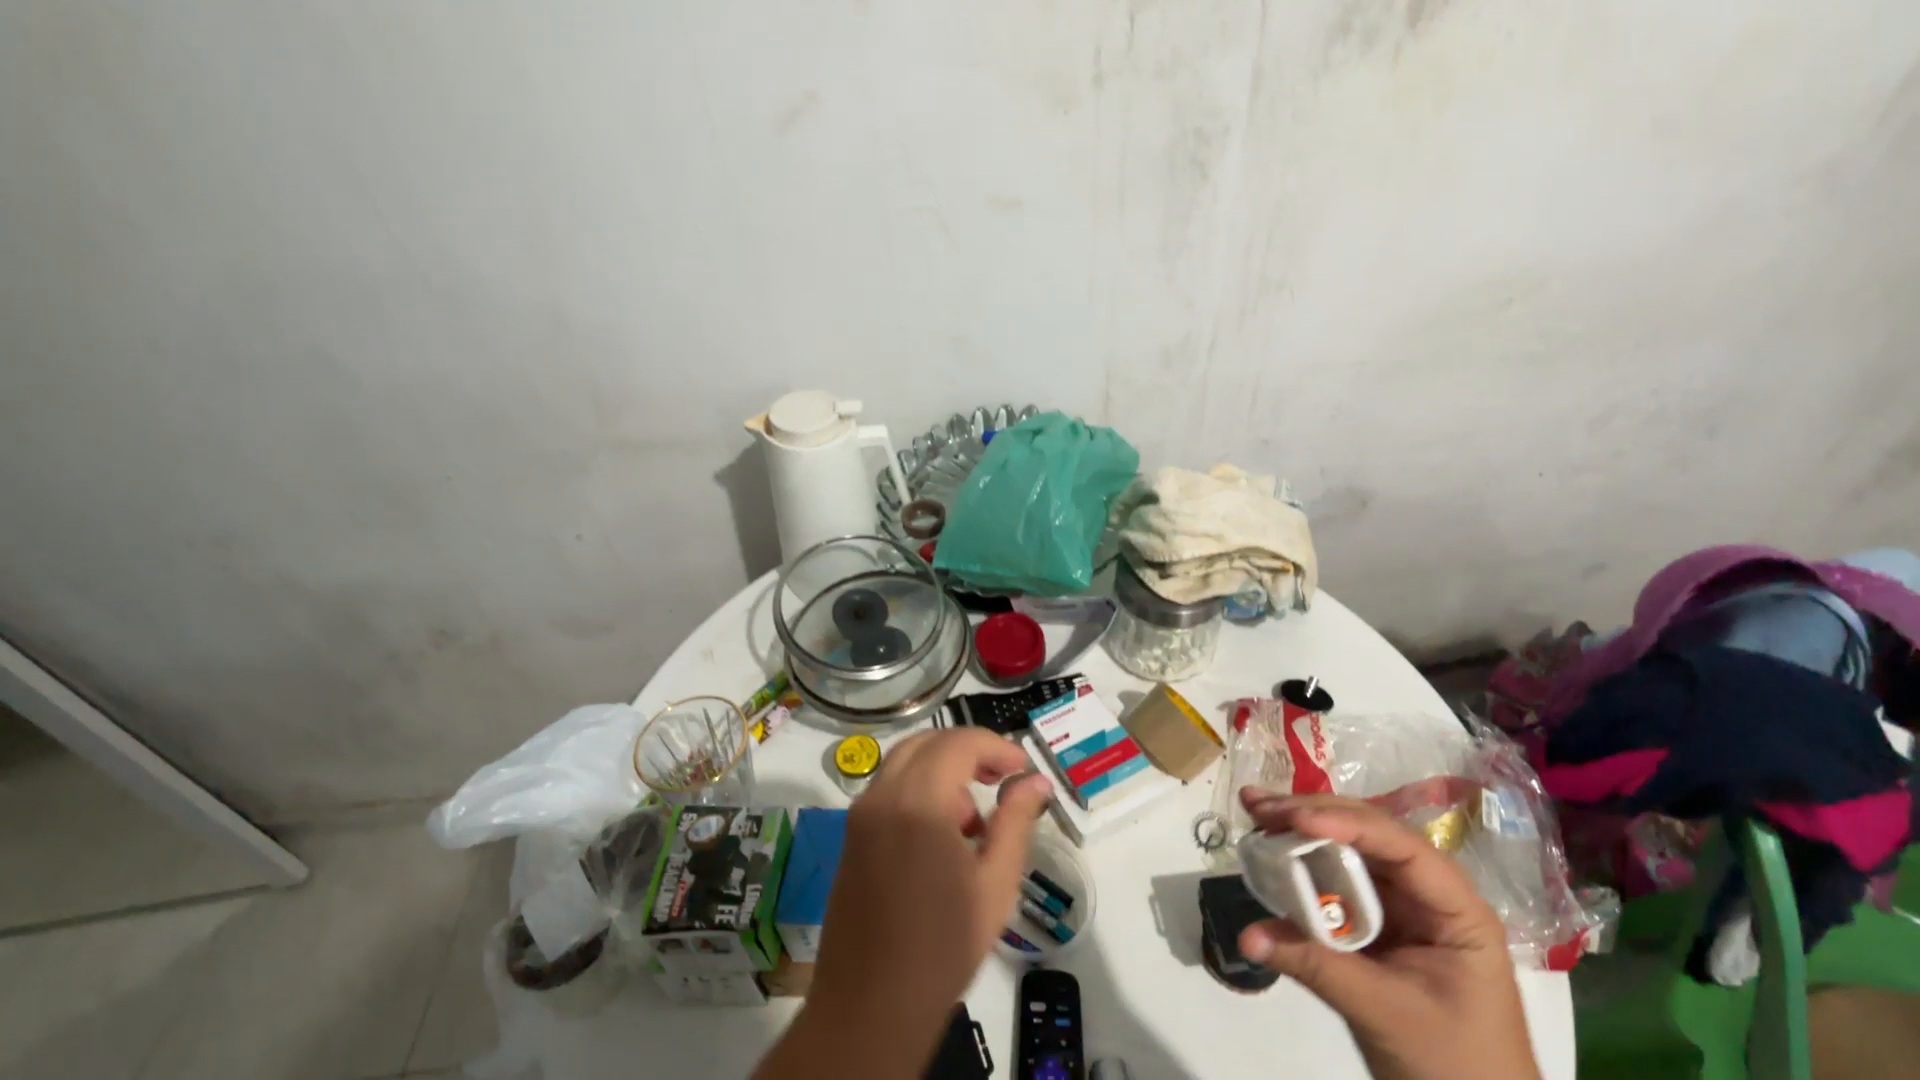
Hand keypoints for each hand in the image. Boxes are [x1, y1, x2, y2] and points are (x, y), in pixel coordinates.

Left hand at [754, 729, 1051, 1079]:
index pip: (958, 743)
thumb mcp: (995, 884)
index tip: (1022, 770)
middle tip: (1001, 781)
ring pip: (903, 765)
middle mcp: (881, 797)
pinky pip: (887, 792)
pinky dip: (918, 793)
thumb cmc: (943, 946)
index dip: (996, 747)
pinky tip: (941, 840)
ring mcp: (859, 817)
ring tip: (973, 823)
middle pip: (926, 743)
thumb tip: (1035, 782)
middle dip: (967, 752)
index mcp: (918, 802)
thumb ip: (1015, 822)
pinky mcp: (850, 838)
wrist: (870, 1005)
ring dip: (942, 772)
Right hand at [1238, 791, 1541, 1079]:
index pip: (1404, 849)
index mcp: (1457, 910)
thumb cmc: (1453, 1065)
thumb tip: (1247, 935)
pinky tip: (1272, 853)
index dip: (1350, 824)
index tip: (1296, 819)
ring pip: (1353, 854)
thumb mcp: (1386, 1014)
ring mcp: (1404, 910)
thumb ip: (1318, 967)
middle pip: (1373, 838)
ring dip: (1305, 832)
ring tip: (1257, 813)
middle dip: (1316, 816)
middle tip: (1258, 805)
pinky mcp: (1379, 927)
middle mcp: (1430, 897)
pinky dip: (1305, 868)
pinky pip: (1339, 886)